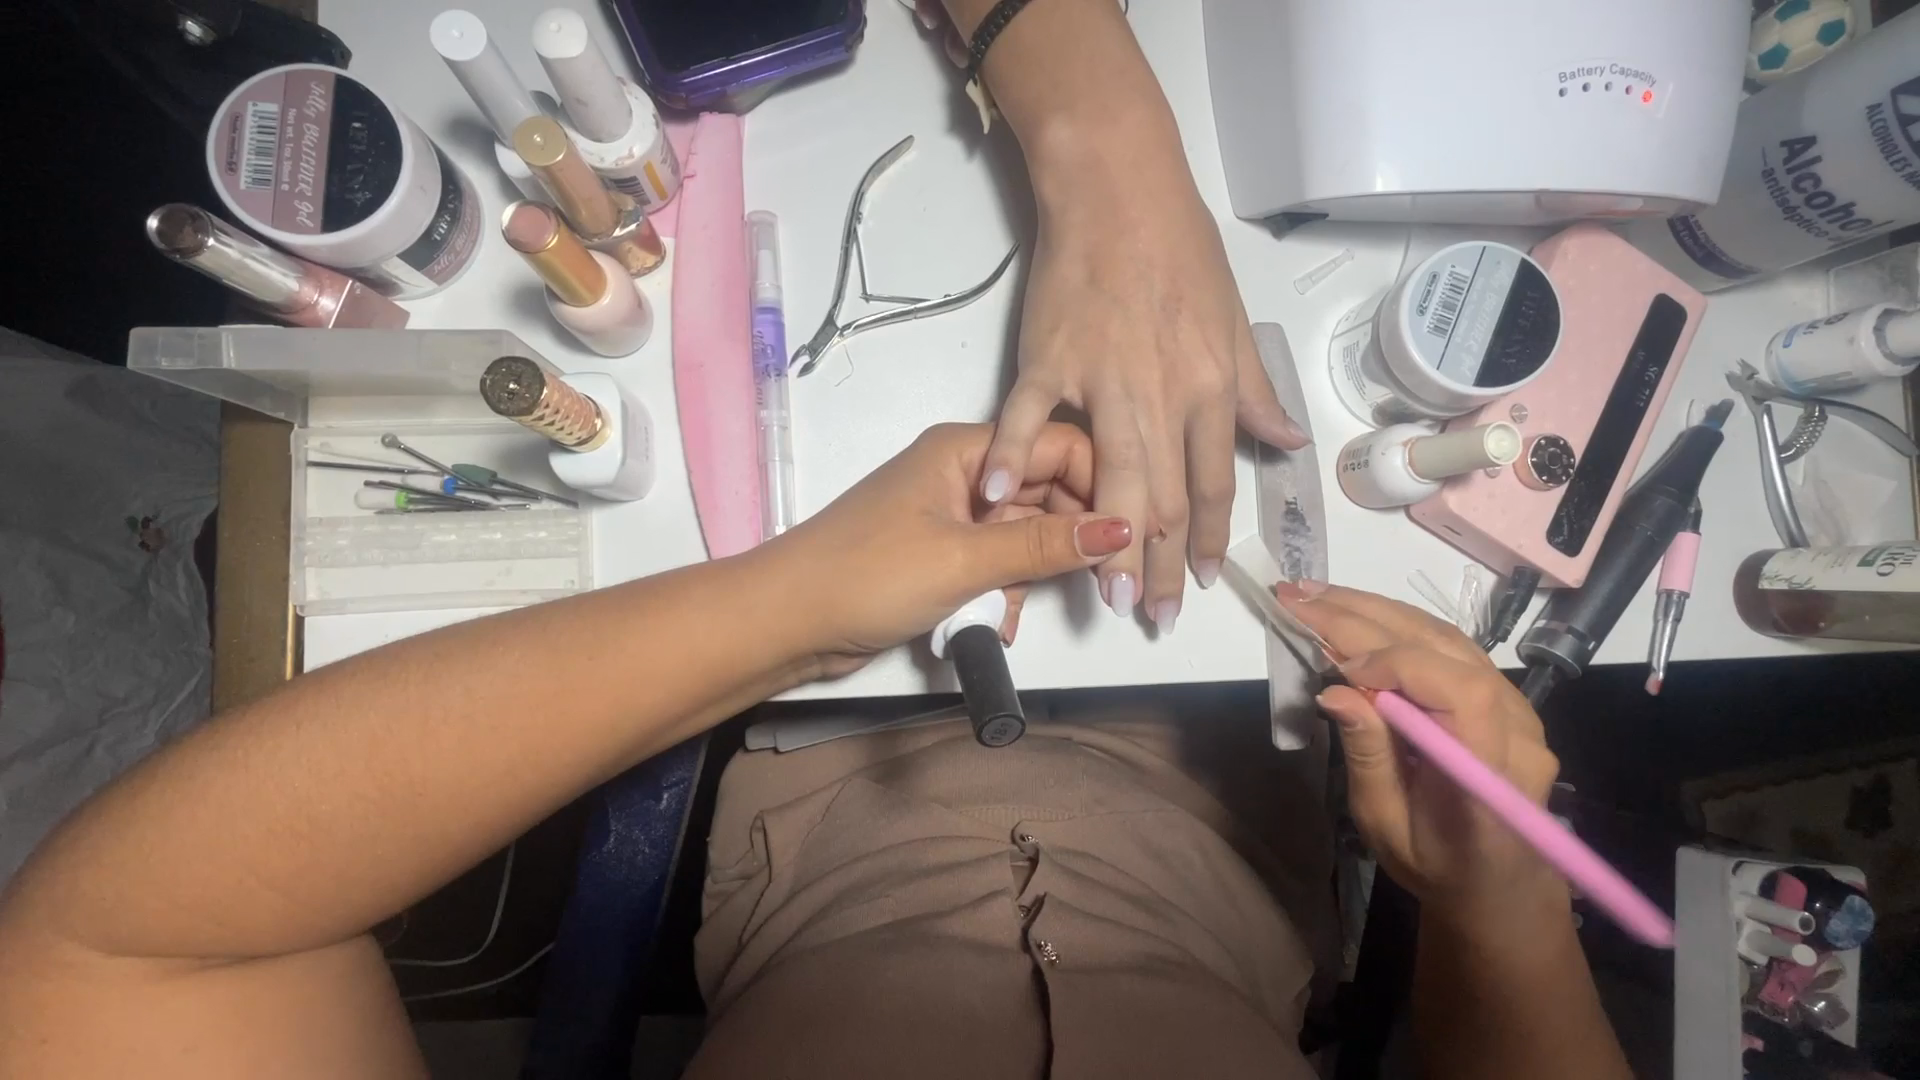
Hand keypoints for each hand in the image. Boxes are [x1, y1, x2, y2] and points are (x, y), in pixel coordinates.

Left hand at [766, 422, 1129, 677]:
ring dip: (1028, 575)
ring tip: (1010, 609)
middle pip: (1045, 493)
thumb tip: (1122, 529)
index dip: (1099, 485)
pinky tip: (992, 623)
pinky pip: (995, 564)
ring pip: (1023, 535)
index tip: (1129, 533)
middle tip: (1099, 582)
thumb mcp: (963, 559)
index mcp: (965, 450)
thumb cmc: (869, 574)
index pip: (1057, 446)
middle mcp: (965, 476)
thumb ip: (1044, 546)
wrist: (788, 620)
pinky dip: (1000, 591)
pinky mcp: (942, 556)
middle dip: (1065, 540)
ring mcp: (952, 517)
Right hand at [980, 157, 1307, 636]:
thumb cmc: (1179, 252)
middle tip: (1149, 616)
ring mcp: (1102, 378)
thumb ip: (1254, 392)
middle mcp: (1163, 395)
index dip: (1203, 539)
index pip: (1210, 483)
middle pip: (1163, 497)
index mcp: (1209, 387)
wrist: (1119, 188)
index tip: (1196, 583)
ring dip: (1106, 541)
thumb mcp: (1233, 320)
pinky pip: (1027, 413)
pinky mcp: (1047, 357)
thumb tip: (1287, 442)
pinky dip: (1011, 454)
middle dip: (1159, 565)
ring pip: (1110, 474)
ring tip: (1103, 598)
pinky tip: (997, 499)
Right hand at [1276, 582, 1565, 932]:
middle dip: (1365, 617)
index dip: (1396, 664)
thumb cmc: (1436, 866)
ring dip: (1375, 609)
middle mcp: (1516, 728)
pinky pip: (1449, 647)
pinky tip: (1356, 612)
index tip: (1337, 666)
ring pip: (1446, 637)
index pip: (1459, 690)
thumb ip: (1367, 756)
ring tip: (1315, 594)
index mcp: (1489, 773)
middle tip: (1297, 596)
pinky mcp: (1501, 697)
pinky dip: (1395, 623)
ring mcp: (1516, 708)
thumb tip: (1335, 691)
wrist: (1499, 887)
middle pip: (1446, 649)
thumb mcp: (1385, 825)